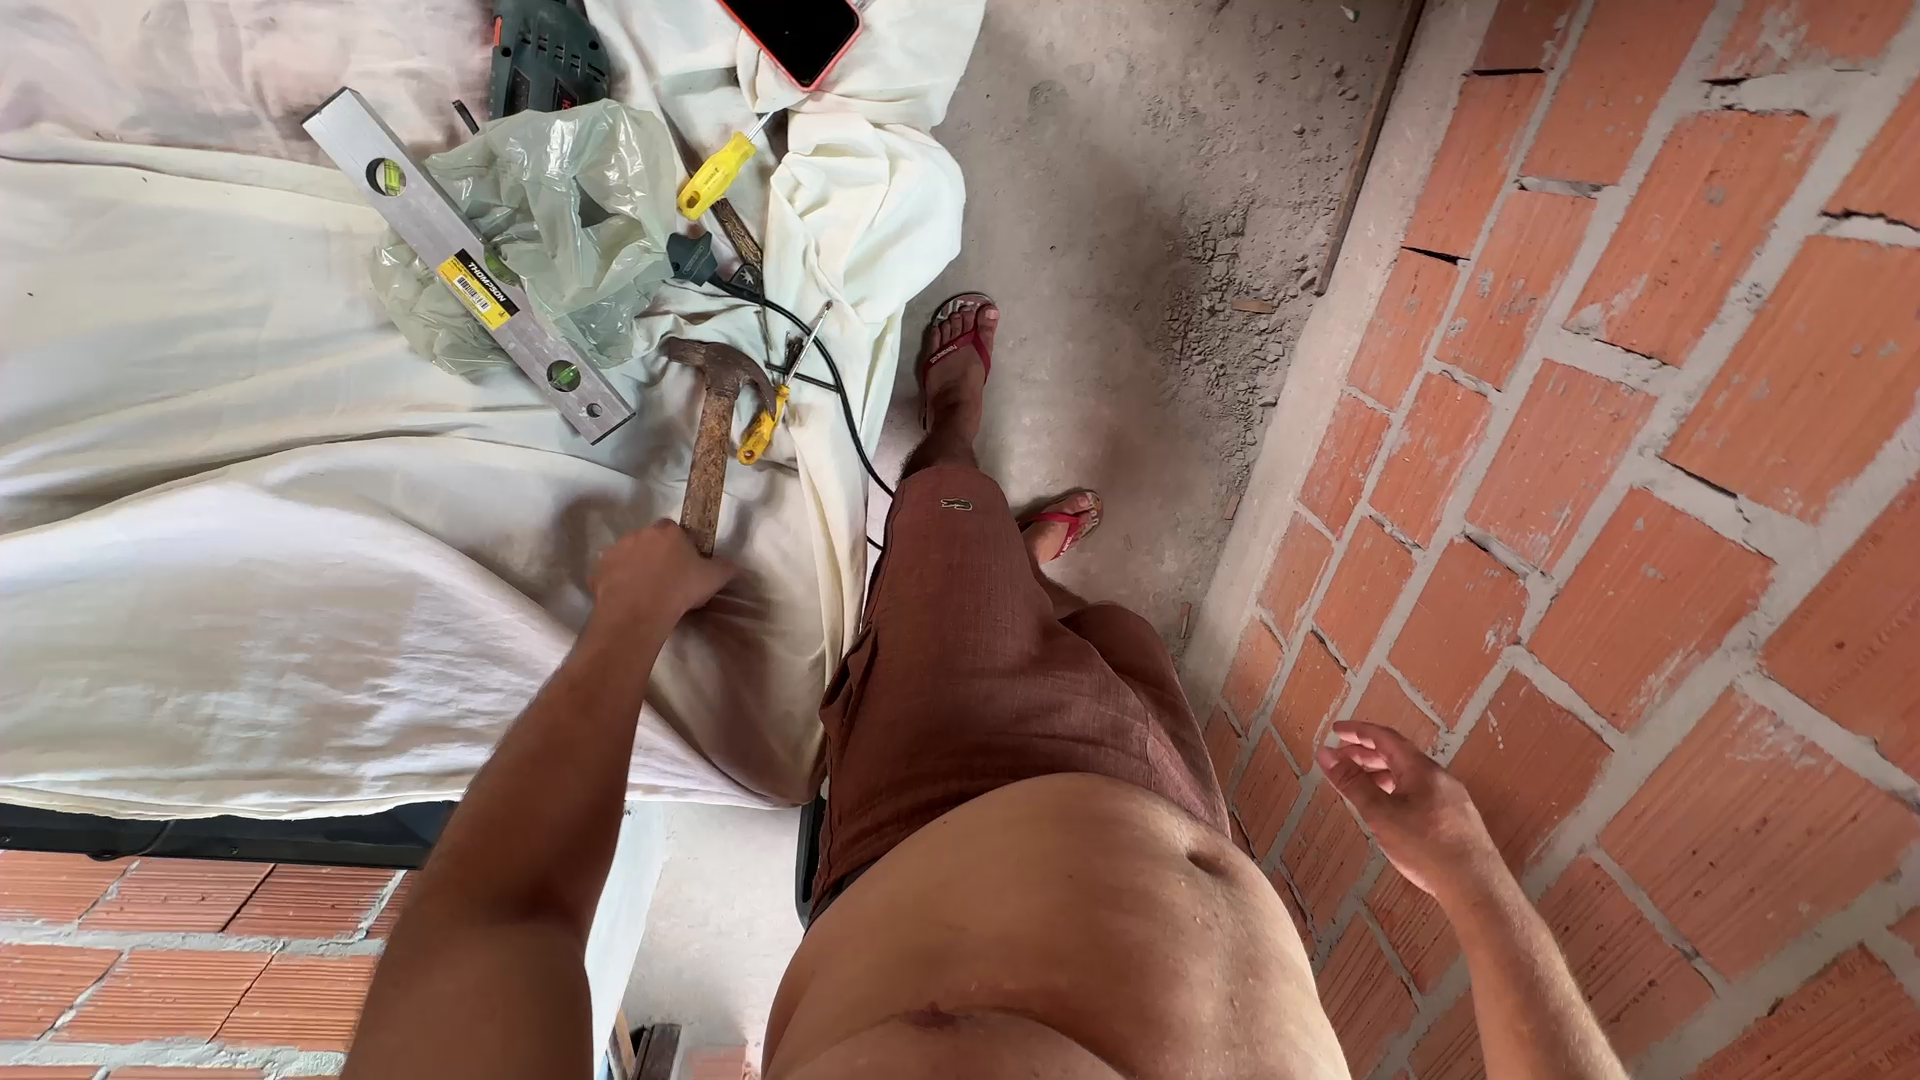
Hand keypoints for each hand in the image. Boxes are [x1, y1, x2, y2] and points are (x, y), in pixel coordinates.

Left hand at [590, 520, 737, 626]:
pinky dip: (618, 582)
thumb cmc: (679, 590)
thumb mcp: (714, 579)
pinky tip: (629, 599)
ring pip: (628, 555)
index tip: (685, 563)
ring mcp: (615, 551)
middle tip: (667, 578)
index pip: (675, 529)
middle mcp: (639, 534)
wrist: (638, 613)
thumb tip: (734, 565)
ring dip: (636, 566)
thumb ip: (726, 567)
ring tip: (646, 591)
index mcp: (668, 532)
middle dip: (656, 554)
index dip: (680, 545)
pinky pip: (611, 574)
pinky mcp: (598, 570)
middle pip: (650, 540)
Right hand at [1316, 721, 1506, 905]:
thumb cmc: (1424, 846)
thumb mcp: (1379, 813)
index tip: (1335, 731)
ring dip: (1380, 773)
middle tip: (1340, 760)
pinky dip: (1395, 790)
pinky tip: (1388, 809)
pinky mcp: (1457, 820)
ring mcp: (1451, 799)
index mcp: (1421, 769)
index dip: (1357, 731)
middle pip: (1398, 755)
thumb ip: (1351, 782)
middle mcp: (1439, 778)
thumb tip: (1325, 753)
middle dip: (1365, 754)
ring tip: (1358, 784)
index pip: (1385, 737)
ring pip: (1409, 776)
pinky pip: (1419, 792)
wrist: (1478, 889)